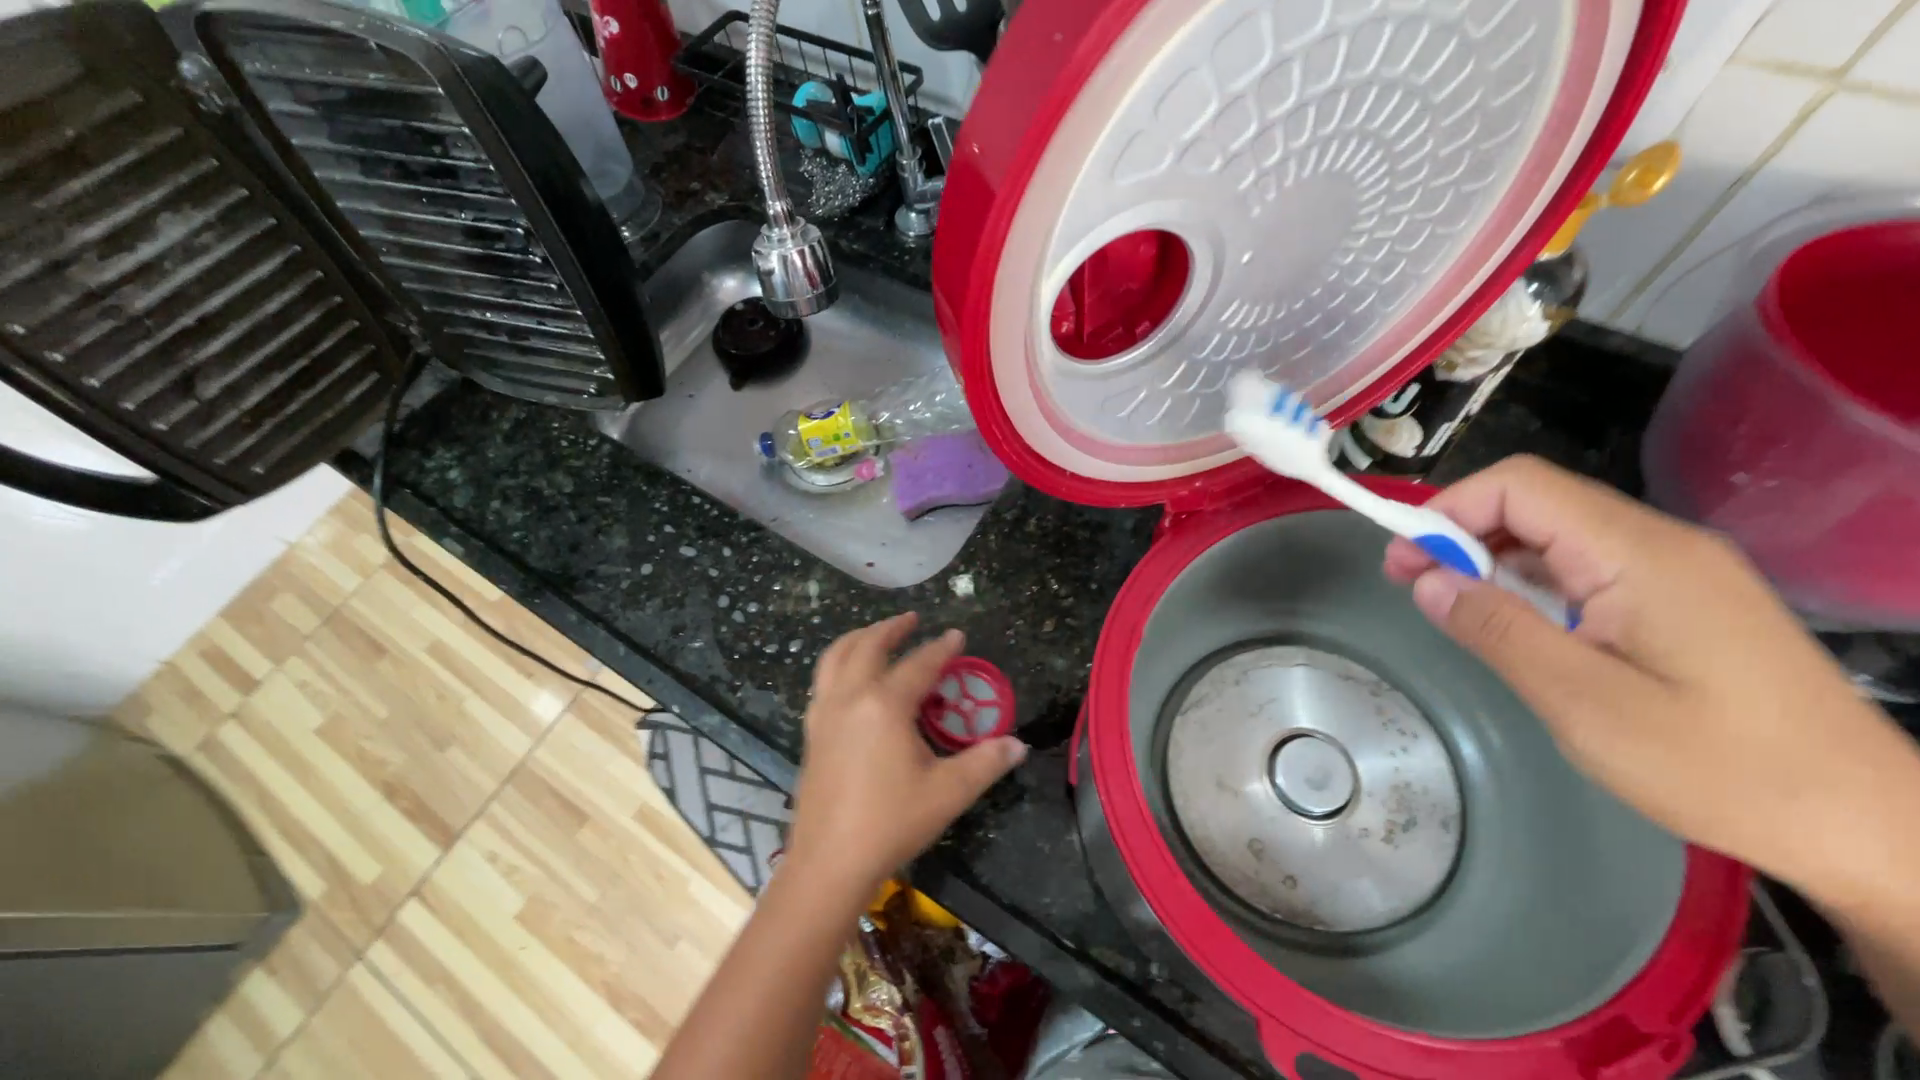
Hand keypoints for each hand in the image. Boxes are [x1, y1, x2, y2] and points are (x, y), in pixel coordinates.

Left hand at [784, 613, 1026, 894]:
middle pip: (868, 647)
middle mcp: (849, 698)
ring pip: (835, 658)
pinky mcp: (811, 733)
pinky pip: (822, 682)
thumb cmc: (891, 823)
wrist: (829, 862)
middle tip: (912, 619)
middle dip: (891, 628)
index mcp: (884, 705)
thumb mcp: (948, 793)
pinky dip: (838, 665)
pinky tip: (849, 680)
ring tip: (876, 635)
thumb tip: (1018, 745)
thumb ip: (985, 763)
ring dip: (858, 639)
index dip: (941, 648)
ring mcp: (823, 714)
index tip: (957, 635)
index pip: (919, 665)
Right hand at [1383, 455, 1919, 907]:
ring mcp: (1679, 571)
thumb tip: (1426, 580)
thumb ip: (1498, 631)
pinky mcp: (1686, 602)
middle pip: (1538, 504)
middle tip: (1413, 588)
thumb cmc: (1720, 766)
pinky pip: (1592, 570)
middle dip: (1462, 534)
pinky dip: (1537, 586)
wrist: (1861, 821)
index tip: (1401, 564)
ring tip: (1455, 610)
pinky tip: (1519, 628)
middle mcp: (1661, 544)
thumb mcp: (1585, 703)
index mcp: (1639, 553)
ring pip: (1562, 537)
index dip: (1447, 511)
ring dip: (1496, 562)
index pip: (1520, 487)